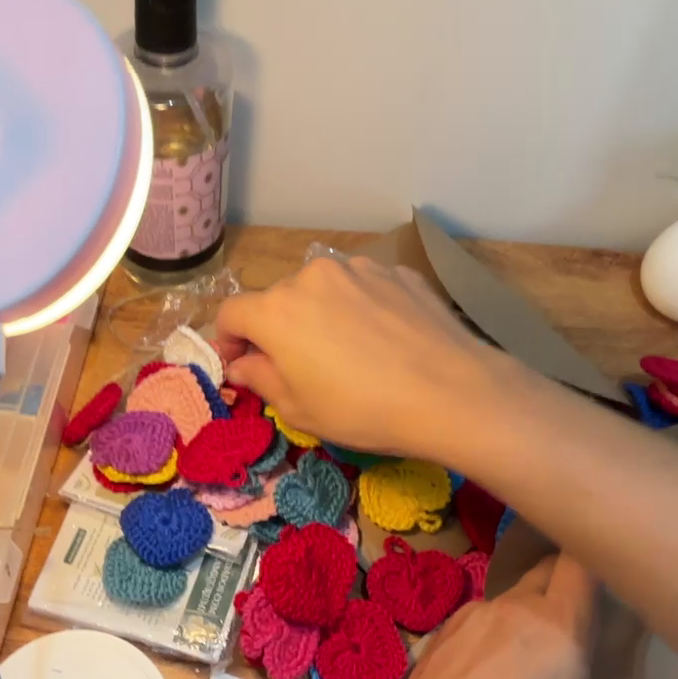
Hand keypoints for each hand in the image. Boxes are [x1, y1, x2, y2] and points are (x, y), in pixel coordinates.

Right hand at [214, 255, 501, 463]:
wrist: (450, 393)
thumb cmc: (361, 409)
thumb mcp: (298, 409)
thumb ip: (260, 379)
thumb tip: (242, 365)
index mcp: (276, 310)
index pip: (230, 313)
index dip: (227, 341)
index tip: (240, 365)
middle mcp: (312, 277)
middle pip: (277, 300)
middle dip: (276, 330)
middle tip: (297, 368)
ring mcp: (359, 268)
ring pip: (321, 291)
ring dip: (319, 316)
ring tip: (346, 353)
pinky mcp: (397, 272)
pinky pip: (361, 289)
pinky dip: (358, 309)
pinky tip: (381, 342)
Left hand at [379, 554, 661, 678]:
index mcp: (558, 622)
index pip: (582, 562)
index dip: (600, 558)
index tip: (617, 575)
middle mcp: (516, 604)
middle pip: (549, 571)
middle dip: (571, 584)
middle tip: (587, 620)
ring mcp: (475, 611)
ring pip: (516, 595)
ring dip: (533, 611)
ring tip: (538, 653)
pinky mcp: (447, 626)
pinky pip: (486, 615)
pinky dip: (500, 628)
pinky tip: (495, 666)